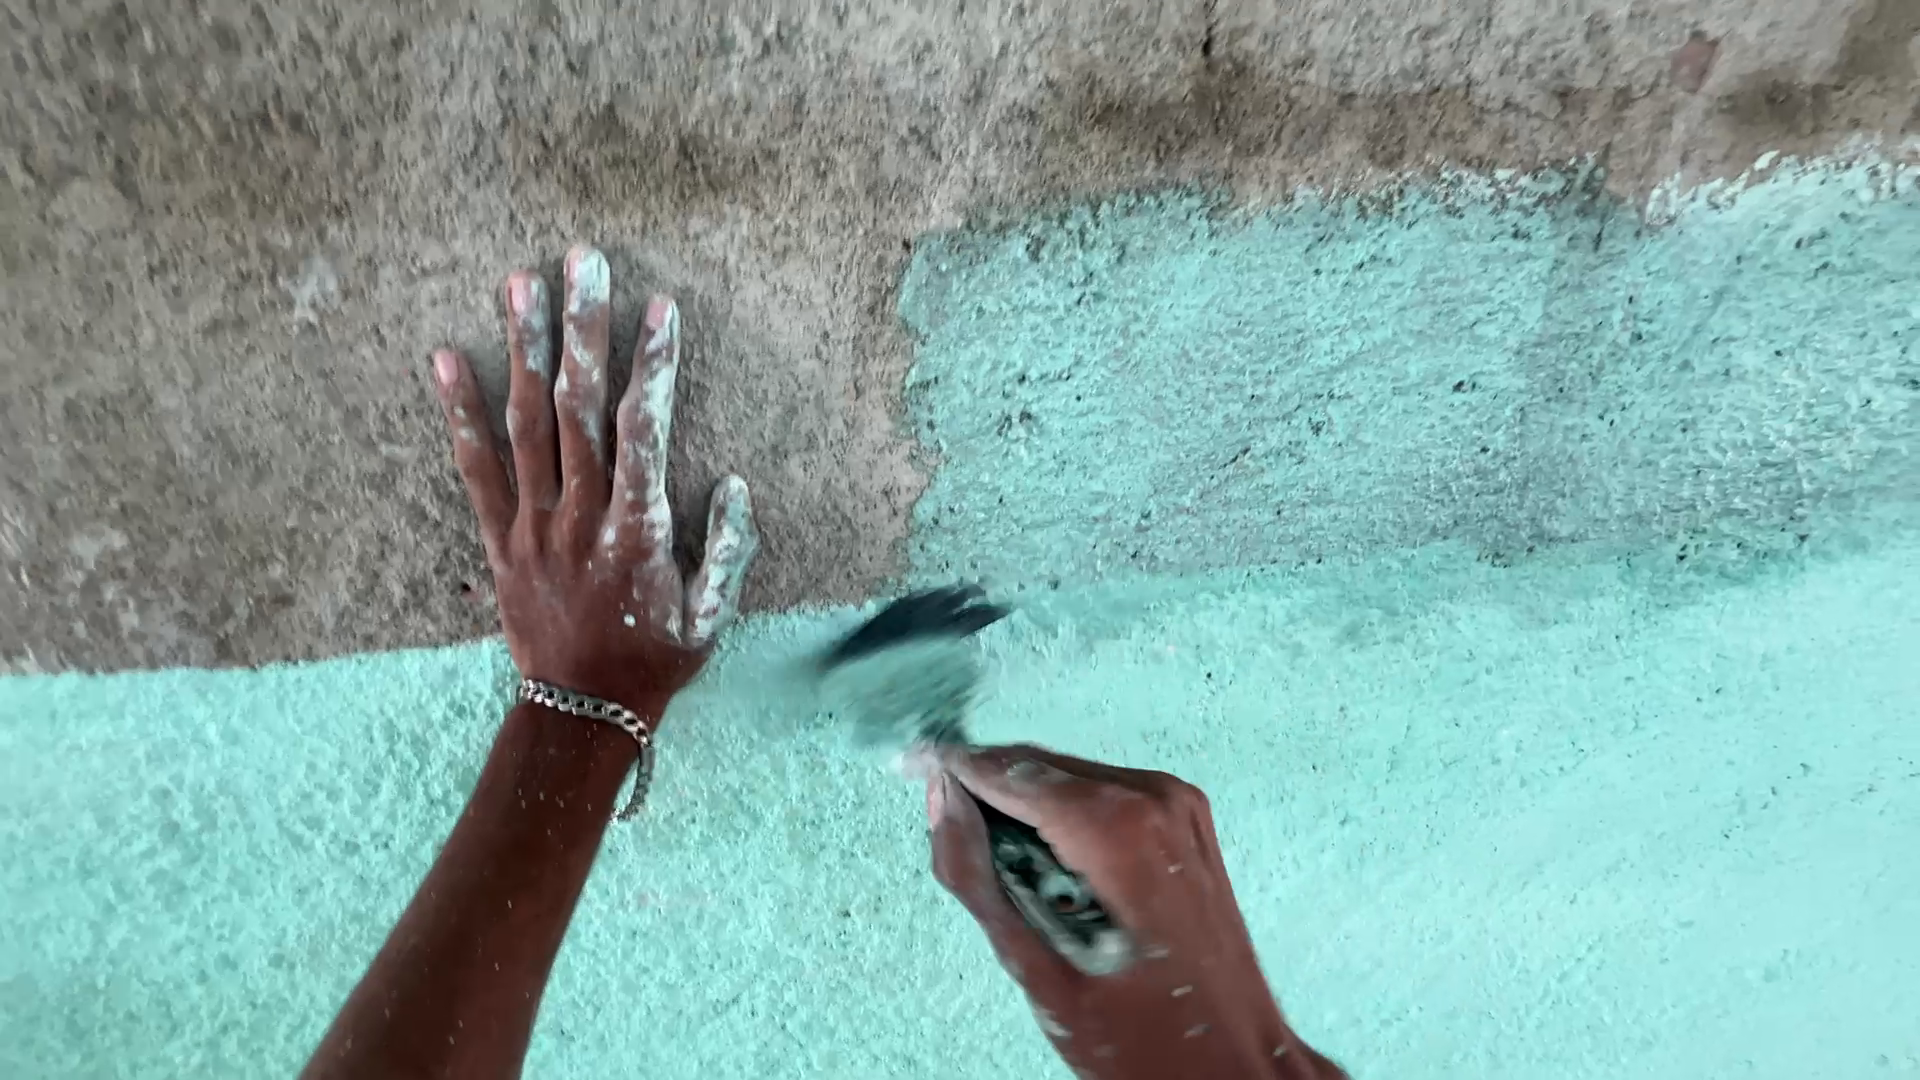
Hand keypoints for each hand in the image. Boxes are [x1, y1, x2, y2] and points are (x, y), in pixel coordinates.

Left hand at [430, 246, 757, 716]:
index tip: (661, 310)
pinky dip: (458, 412)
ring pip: (526, 423)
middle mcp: (581, 517)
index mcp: (638, 533)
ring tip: (522, 282)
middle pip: (579, 407)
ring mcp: (533, 525)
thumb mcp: (716, 615)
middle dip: (584, 329)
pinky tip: (445, 357)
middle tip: (584, 262)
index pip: (645, 432)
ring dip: (524, 348)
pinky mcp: (500, 540)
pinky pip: (474, 470)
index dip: (653, 367)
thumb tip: (735, 483)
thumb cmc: (657, 660)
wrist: (581, 711)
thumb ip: (730, 548)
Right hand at [928, 746, 1345, 1079]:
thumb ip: (977, 877)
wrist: (1238, 1060)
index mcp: (1118, 827)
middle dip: (984, 782)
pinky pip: (1098, 788)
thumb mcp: (1040, 970)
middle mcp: (1151, 794)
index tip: (913, 761)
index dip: (957, 765)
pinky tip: (1040, 849)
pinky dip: (1059, 808)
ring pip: (1067, 774)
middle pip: (1039, 767)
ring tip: (988, 842)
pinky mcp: (1181, 810)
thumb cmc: (1143, 1035)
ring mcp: (1173, 798)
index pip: (1014, 773)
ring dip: (1020, 798)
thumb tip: (942, 799)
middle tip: (937, 801)